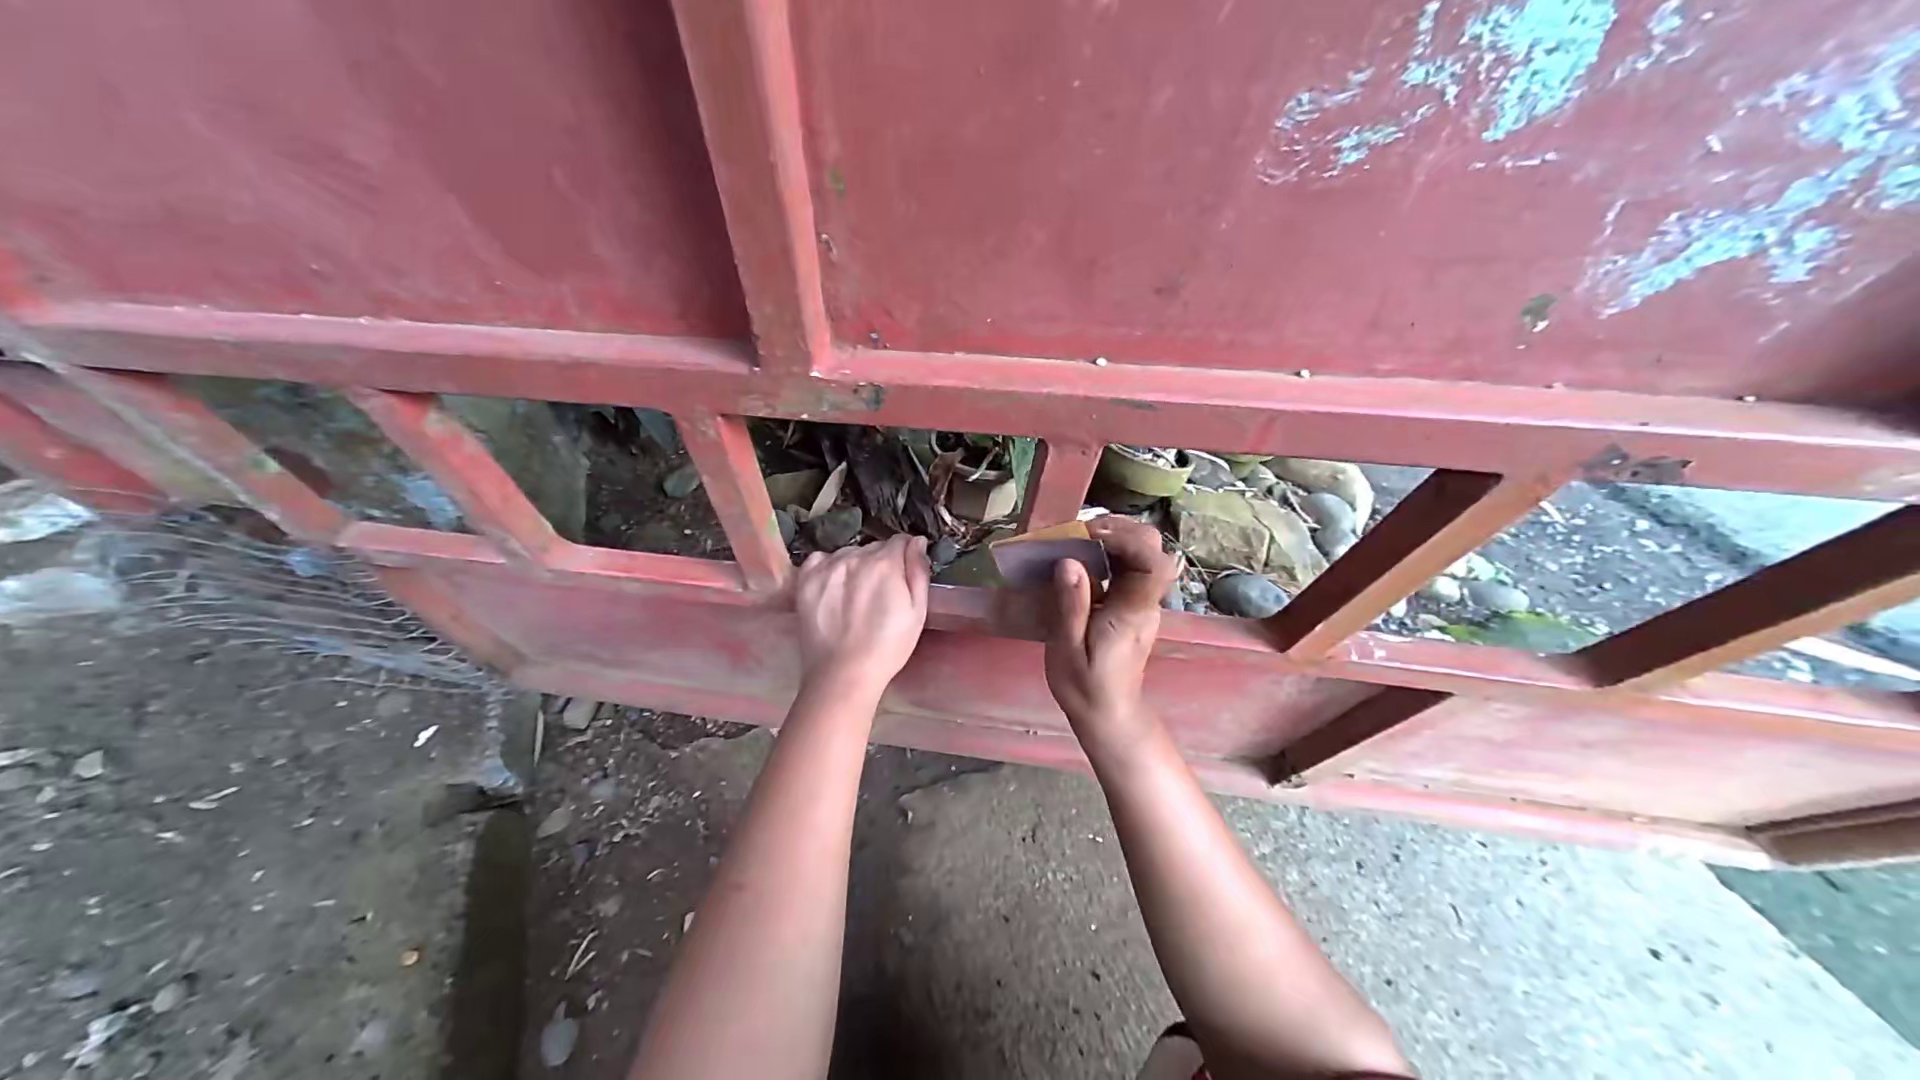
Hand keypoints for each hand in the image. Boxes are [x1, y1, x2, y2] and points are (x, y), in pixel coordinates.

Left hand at [795, 533, 931, 698]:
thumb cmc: (887, 648)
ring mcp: (827, 568)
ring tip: (856, 596)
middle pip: (874, 548)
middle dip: (881, 563)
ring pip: (849, 553)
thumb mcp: (917, 612)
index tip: (902, 575)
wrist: (843, 674)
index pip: (900, 541)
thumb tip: (917, 541)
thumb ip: (918, 571)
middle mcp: (855, 557)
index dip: (904, 556)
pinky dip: (829, 568)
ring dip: (856, 566)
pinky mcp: (806, 581)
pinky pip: (821, 560)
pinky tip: (834, 589)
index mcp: (885, 564)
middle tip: (880, 593)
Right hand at [1045, 517, 1180, 755]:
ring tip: (1076, 538)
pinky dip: (1107, 552)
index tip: (1090, 534)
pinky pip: (1128, 567)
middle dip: (1119, 530)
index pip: (1153, 565)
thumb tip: (1068, 562)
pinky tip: (1081, 556)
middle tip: (1079, 531)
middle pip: (1153, 550)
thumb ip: (1070, 605)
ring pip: (1143, 553)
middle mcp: (1144, 602)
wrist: (1108, 714)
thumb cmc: (1085, 687)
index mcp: (1132, 613)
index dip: (1127, 539)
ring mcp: (1141, 602)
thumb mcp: (1066, 650)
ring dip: (1112, 537)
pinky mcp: (1132, 604)